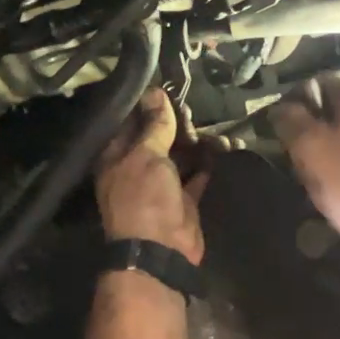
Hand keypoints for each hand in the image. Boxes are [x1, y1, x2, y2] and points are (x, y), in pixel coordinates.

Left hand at [96, 89, 206, 264]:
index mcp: (117, 157)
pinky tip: (223, 148)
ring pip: (179, 156)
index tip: (168, 88)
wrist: (161, 249)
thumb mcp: (147, 155)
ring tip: (213, 127)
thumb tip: (155, 92)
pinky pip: (197, 175)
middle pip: (156, 138)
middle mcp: (136, 168)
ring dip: (195, 143)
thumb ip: (155, 126)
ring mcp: (161, 186)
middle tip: (194, 108)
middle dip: (175, 124)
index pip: (130, 122)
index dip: (148, 106)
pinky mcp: (184, 200)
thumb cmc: (145, 198)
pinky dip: (208, 164)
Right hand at [268, 78, 339, 283]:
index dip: (289, 113)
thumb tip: (280, 108)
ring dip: (332, 174)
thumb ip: (291, 122)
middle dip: (312, 148)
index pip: (311, 88)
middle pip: (332, 121)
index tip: (277, 144)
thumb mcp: (314, 152)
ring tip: (323, 200)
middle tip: (301, 177)